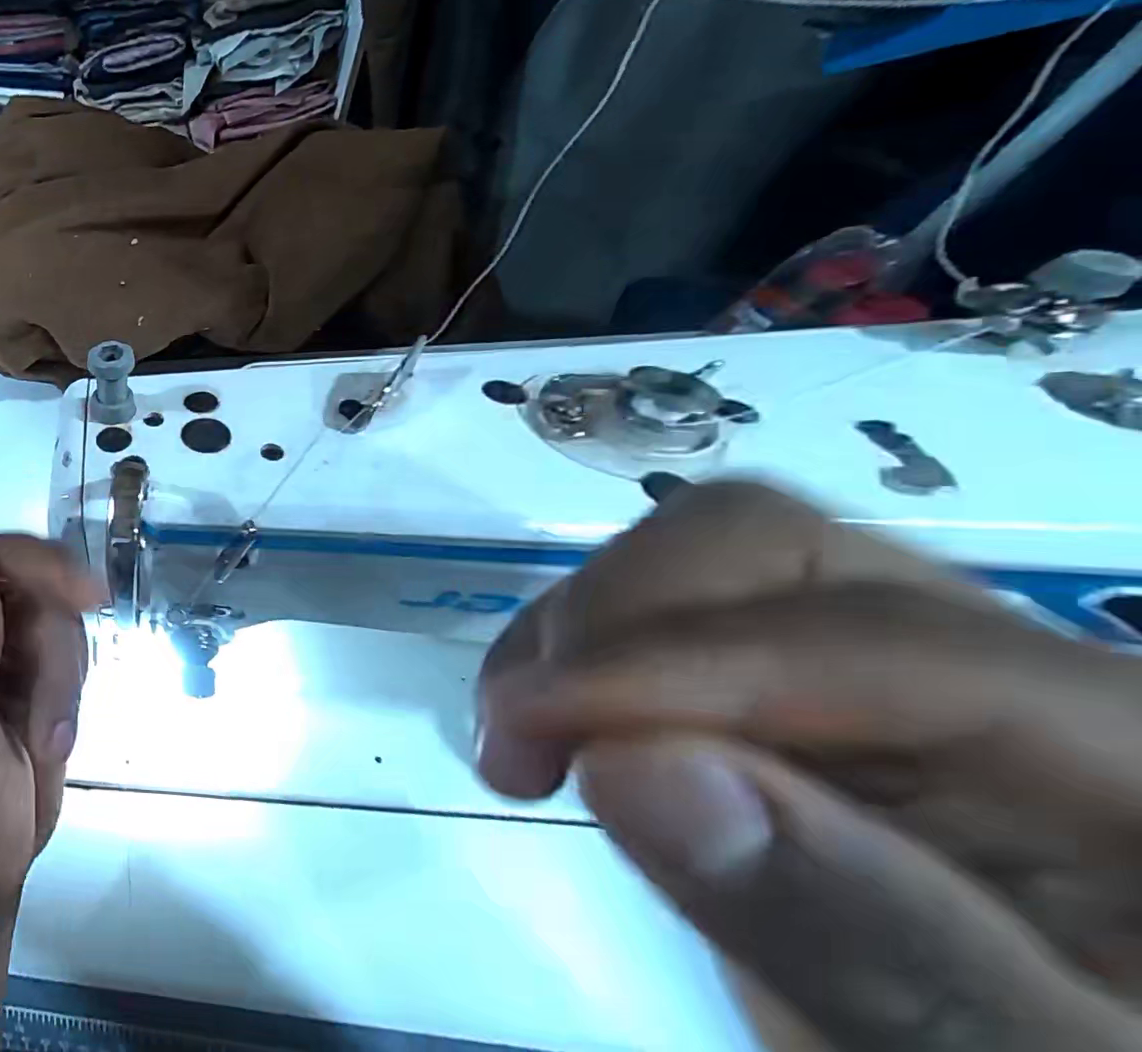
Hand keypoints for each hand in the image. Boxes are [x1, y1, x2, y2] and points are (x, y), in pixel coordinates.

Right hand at [477, 482, 1141, 1050]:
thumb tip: (622, 767)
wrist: (1025, 1047)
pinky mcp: (782, 669)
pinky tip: (547, 724)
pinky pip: (656, 602)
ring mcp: (880, 650)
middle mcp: (1008, 658)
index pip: (879, 645)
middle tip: (525, 734)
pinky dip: (573, 645)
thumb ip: (860, 940)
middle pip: (766, 543)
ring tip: (520, 742)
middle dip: (610, 621)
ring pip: (690, 555)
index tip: (521, 722)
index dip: (674, 666)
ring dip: (575, 630)